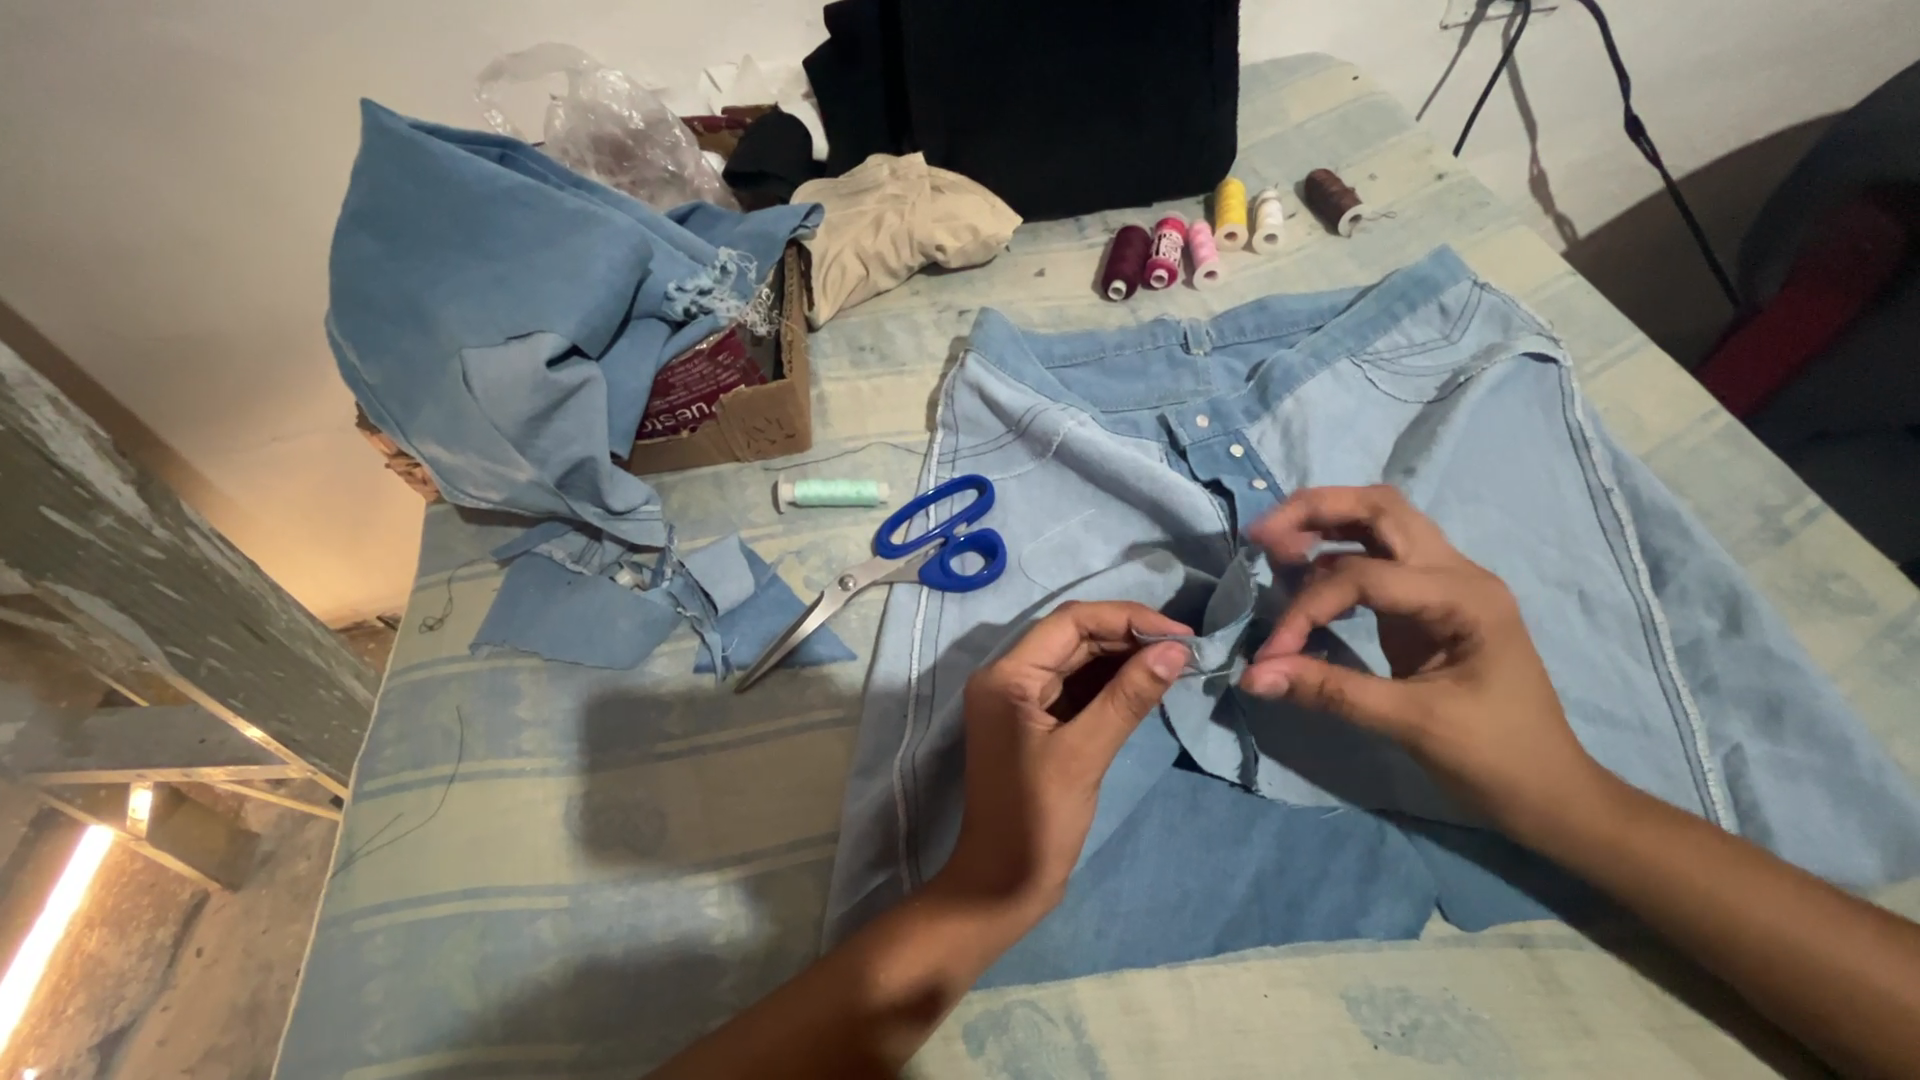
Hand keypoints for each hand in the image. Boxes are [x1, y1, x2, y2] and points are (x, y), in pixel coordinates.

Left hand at [938, 601, 1191, 917]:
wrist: (1001, 884)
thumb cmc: (1036, 820)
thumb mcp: (1085, 754)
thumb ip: (1128, 697)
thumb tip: (1175, 651)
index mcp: (1007, 675)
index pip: (1070, 622)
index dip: (1126, 619)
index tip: (1181, 634)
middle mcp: (1009, 678)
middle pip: (1074, 637)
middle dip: (1129, 637)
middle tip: (1187, 650)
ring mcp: (1022, 701)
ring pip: (1078, 662)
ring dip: (1124, 659)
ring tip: (1177, 663)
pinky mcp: (1037, 724)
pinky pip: (1077, 689)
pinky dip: (1112, 685)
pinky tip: (1149, 684)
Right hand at [1238, 485, 1605, 839]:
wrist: (1549, 792)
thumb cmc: (1494, 757)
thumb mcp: (1410, 724)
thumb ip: (1329, 690)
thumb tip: (1252, 676)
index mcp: (1464, 598)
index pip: (1362, 577)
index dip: (1306, 609)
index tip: (1270, 655)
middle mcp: (1457, 573)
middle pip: (1380, 509)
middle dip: (1315, 511)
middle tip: (1261, 534)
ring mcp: (1445, 584)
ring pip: (1380, 523)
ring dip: (1325, 524)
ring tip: (1274, 545)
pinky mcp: (1428, 603)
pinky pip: (1377, 559)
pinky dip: (1335, 557)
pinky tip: (1302, 577)